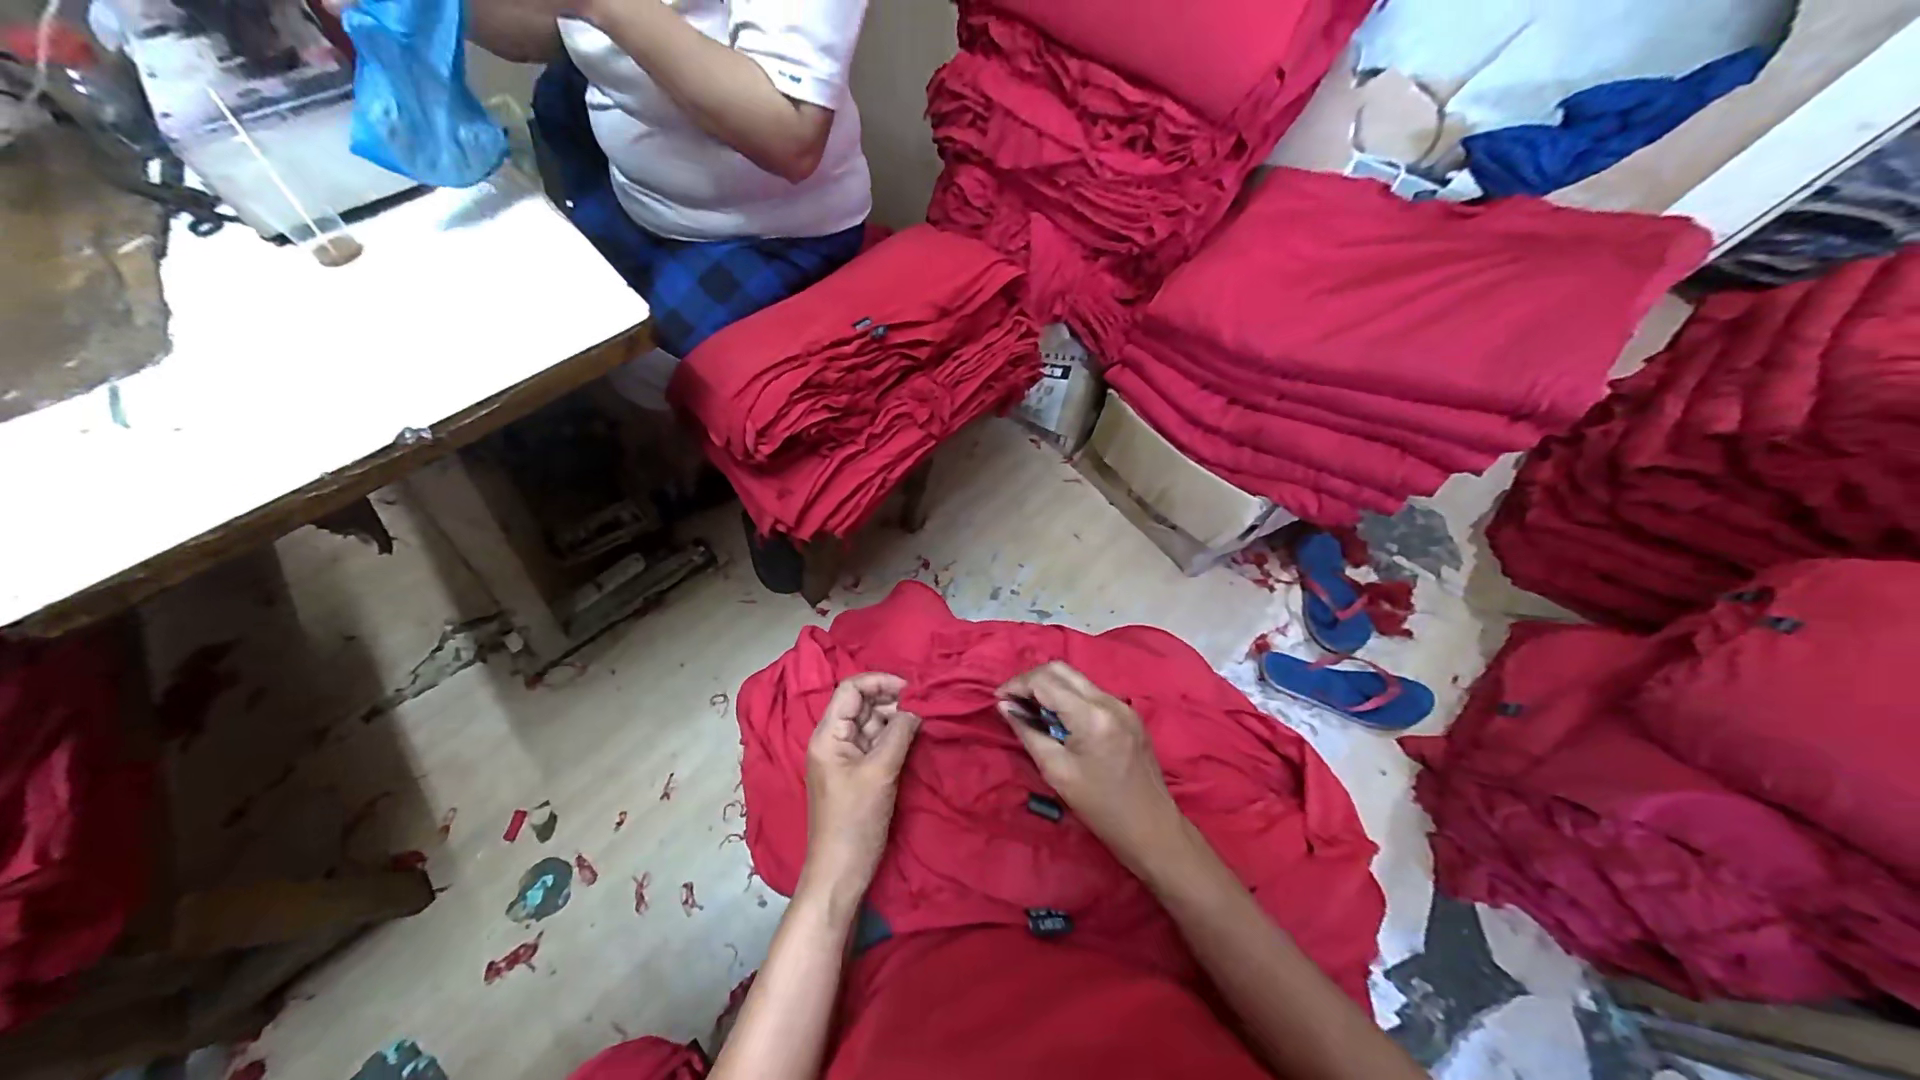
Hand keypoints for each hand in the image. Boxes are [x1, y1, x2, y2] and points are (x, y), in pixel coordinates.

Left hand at [801, 673, 921, 902]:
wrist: (841, 872)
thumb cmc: (855, 821)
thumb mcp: (880, 772)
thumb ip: (899, 733)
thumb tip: (917, 707)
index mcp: (828, 735)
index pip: (851, 689)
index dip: (880, 682)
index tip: (912, 689)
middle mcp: (834, 740)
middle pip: (863, 704)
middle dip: (892, 700)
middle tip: (925, 706)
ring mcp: (846, 758)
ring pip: (872, 724)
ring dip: (897, 719)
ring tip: (925, 720)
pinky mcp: (858, 774)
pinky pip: (877, 744)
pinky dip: (895, 738)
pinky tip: (916, 737)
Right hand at [996, 662, 1187, 875]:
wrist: (1152, 828)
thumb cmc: (1100, 807)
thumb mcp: (1056, 772)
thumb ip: (1028, 733)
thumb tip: (1005, 707)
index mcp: (1091, 715)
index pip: (1045, 680)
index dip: (1017, 685)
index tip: (998, 700)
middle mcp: (1109, 700)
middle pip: (1061, 669)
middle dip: (1031, 680)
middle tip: (1012, 702)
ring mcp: (1123, 705)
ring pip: (1076, 678)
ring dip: (1050, 687)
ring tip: (1031, 711)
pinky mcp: (1129, 714)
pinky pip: (1090, 692)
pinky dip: (1069, 697)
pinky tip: (1059, 720)